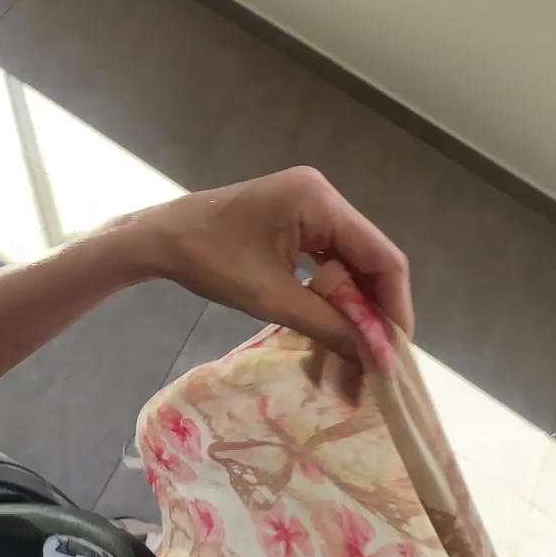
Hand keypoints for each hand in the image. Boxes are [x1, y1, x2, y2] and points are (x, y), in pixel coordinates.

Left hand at [130, 167, 411, 357]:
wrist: (158, 238)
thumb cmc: (208, 260)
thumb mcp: (271, 298)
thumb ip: (330, 326)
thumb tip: (378, 360)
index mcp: (319, 201)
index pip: (382, 257)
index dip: (395, 307)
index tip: (397, 353)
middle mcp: (320, 195)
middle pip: (368, 260)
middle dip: (372, 312)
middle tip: (377, 361)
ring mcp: (306, 204)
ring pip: (348, 262)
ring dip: (351, 306)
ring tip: (357, 352)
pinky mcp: (292, 218)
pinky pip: (325, 257)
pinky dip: (329, 292)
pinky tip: (332, 324)